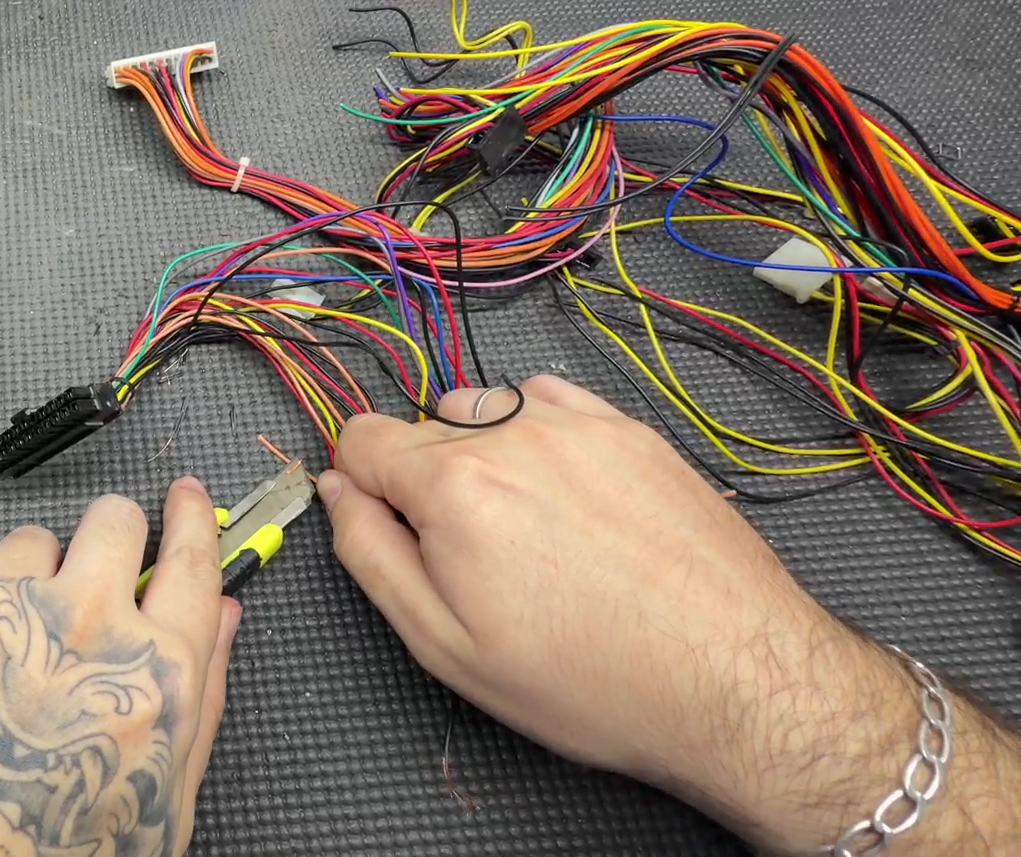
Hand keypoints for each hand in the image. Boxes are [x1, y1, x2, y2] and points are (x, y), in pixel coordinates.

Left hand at [0, 478, 241, 856]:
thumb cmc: (37, 852)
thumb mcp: (154, 801)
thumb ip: (202, 697)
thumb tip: (223, 614)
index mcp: (149, 675)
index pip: (192, 562)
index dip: (192, 519)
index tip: (186, 495)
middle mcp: (79, 623)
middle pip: (114, 518)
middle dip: (108, 539)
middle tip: (84, 581)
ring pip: (31, 540)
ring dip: (26, 581)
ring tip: (3, 656)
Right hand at [320, 375, 1020, 852]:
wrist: (751, 691)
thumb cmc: (584, 678)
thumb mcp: (440, 641)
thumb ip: (365, 550)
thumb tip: (336, 487)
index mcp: (451, 485)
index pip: (358, 437)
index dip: (361, 483)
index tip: (395, 527)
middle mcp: (506, 433)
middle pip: (415, 427)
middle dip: (419, 477)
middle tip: (470, 548)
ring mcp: (573, 422)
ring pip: (474, 407)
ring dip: (471, 449)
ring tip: (517, 516)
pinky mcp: (626, 427)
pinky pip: (539, 396)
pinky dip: (527, 428)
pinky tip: (559, 487)